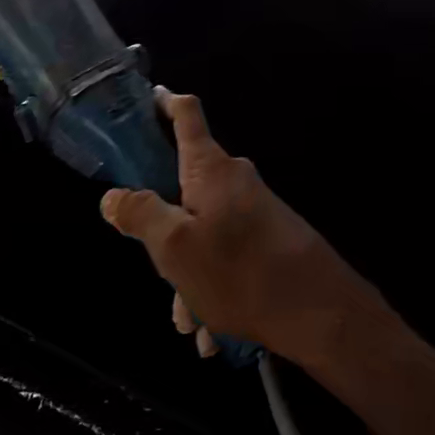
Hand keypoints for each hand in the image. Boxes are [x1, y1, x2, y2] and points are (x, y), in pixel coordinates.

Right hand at [100, 88, 378, 362]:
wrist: (321, 314)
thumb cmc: (239, 270)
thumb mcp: (173, 246)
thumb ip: (139, 215)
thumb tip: (113, 196)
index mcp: (209, 167)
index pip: (186, 114)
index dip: (164, 103)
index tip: (146, 102)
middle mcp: (234, 180)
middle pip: (185, 184)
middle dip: (164, 227)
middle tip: (157, 266)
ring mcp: (256, 210)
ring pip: (204, 232)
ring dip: (189, 273)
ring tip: (189, 320)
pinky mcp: (271, 239)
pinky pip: (228, 255)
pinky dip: (214, 287)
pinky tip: (214, 333)